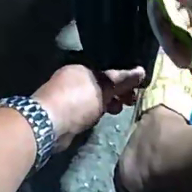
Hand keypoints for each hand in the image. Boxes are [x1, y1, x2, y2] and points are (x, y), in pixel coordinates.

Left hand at [31, 63, 146, 148]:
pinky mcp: (65, 112)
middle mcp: (72, 79)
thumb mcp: (103, 89)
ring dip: (106, 104)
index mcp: (79, 68)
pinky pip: (86, 109)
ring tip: (117, 111)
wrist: (49, 123)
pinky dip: (95, 113)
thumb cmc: (77, 101)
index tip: (135, 91)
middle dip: (115, 94)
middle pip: (100, 85)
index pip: (105, 72)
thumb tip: (141, 70)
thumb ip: (121, 81)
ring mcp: (67, 96)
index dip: (121, 81)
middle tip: (129, 103)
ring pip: (93, 99)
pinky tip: (101, 118)